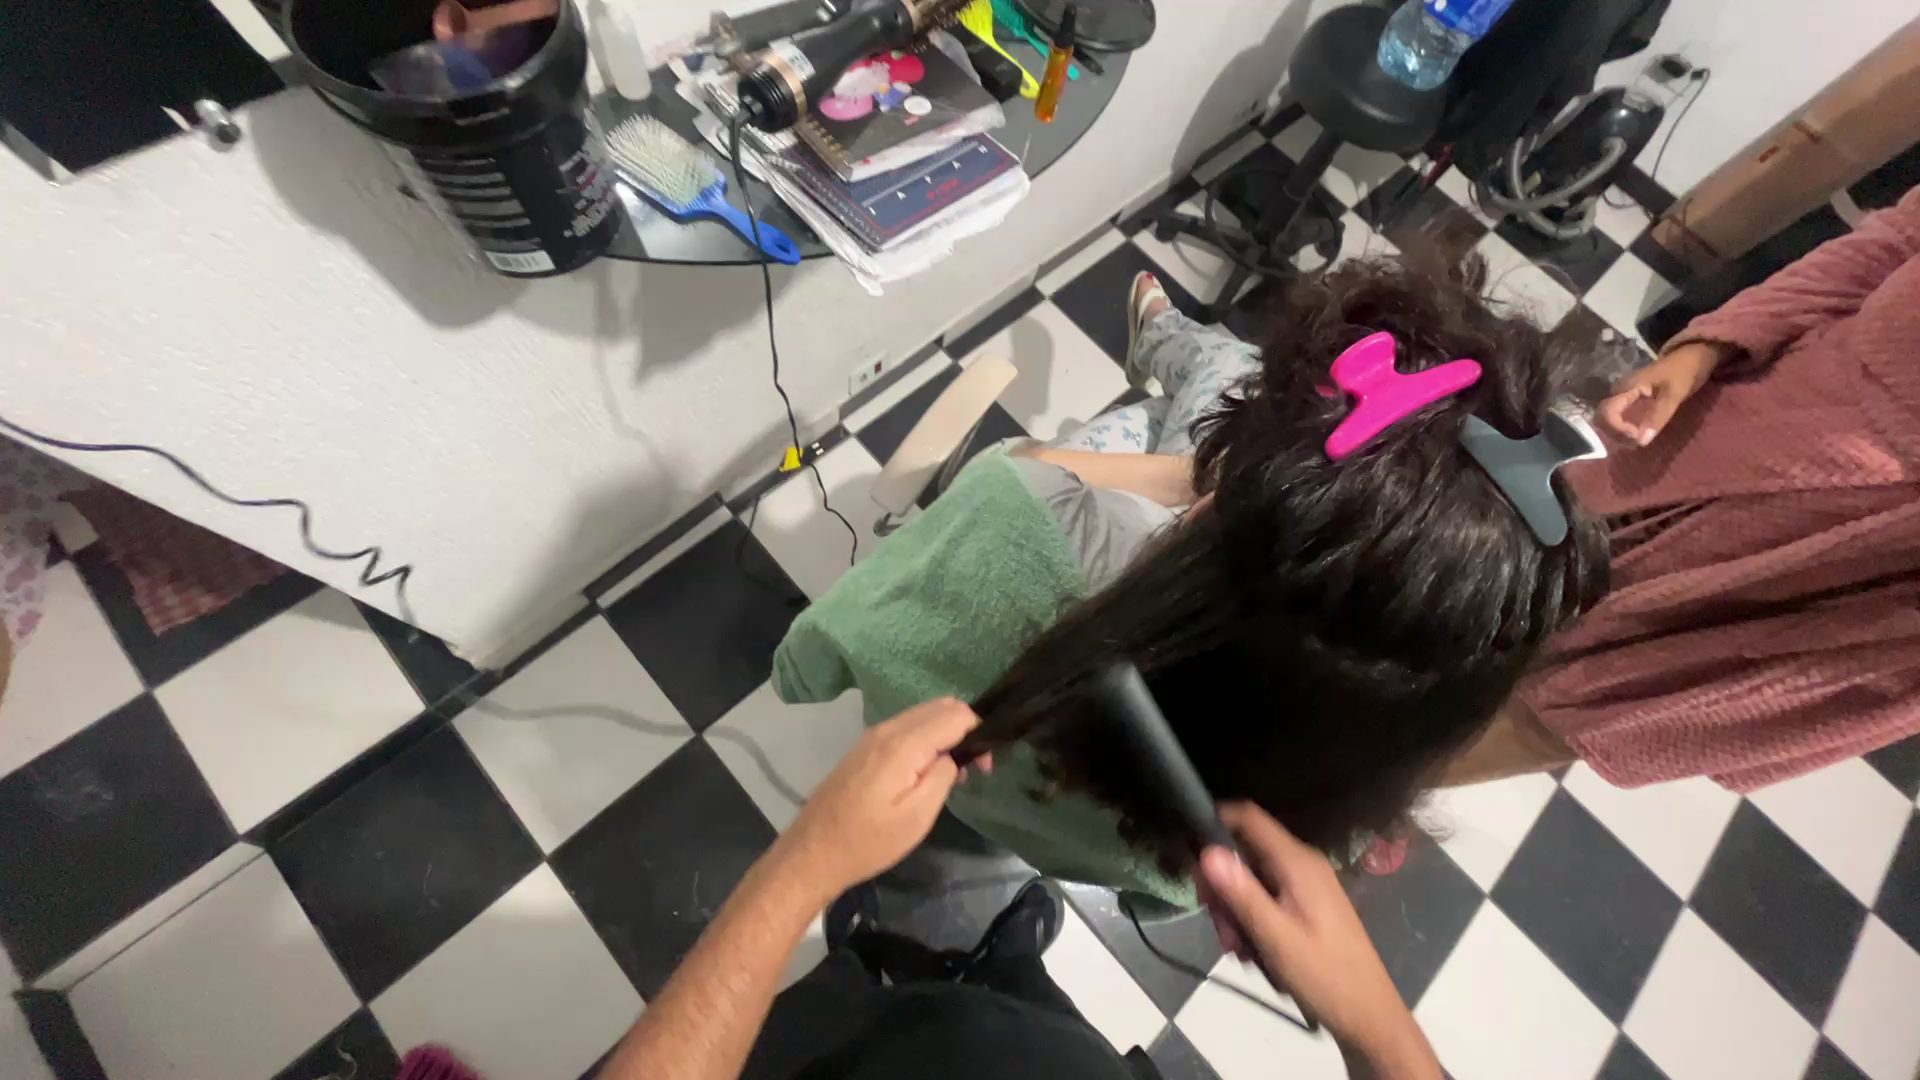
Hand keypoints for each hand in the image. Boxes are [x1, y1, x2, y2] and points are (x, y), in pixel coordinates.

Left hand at [769, 698, 981, 905]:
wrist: (813, 851)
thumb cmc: (868, 841)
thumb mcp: (917, 818)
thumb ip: (942, 777)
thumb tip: (954, 755)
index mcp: (903, 744)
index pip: (956, 715)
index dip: (979, 733)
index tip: (984, 766)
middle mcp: (889, 728)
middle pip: (941, 706)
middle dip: (966, 729)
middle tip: (973, 768)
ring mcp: (874, 734)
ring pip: (924, 713)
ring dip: (946, 732)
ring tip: (952, 771)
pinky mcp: (867, 745)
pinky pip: (908, 725)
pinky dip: (927, 736)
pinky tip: (927, 768)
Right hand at [1198, 804, 1437, 1077]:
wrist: (1373, 1022)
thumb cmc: (1325, 977)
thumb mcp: (1275, 938)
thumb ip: (1241, 893)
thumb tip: (1206, 852)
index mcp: (1296, 861)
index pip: (1247, 816)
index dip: (1214, 822)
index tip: (1191, 854)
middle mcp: (1301, 863)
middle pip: (1244, 853)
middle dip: (1222, 886)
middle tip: (1218, 925)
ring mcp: (1306, 884)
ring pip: (1252, 879)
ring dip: (1236, 910)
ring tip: (1239, 950)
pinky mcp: (1307, 904)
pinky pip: (1267, 897)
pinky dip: (1253, 919)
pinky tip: (1254, 952)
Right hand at [1597, 342, 1730, 445]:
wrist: (1692, 356)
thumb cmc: (1683, 372)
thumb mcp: (1675, 393)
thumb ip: (1658, 416)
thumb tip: (1641, 442)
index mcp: (1624, 389)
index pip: (1606, 413)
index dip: (1617, 429)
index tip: (1637, 438)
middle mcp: (1616, 394)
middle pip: (1602, 419)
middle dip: (1616, 434)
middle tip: (1638, 441)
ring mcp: (1621, 398)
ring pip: (1607, 421)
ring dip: (1619, 434)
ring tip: (1640, 439)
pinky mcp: (1627, 402)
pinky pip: (1617, 419)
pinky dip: (1624, 430)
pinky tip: (1639, 434)